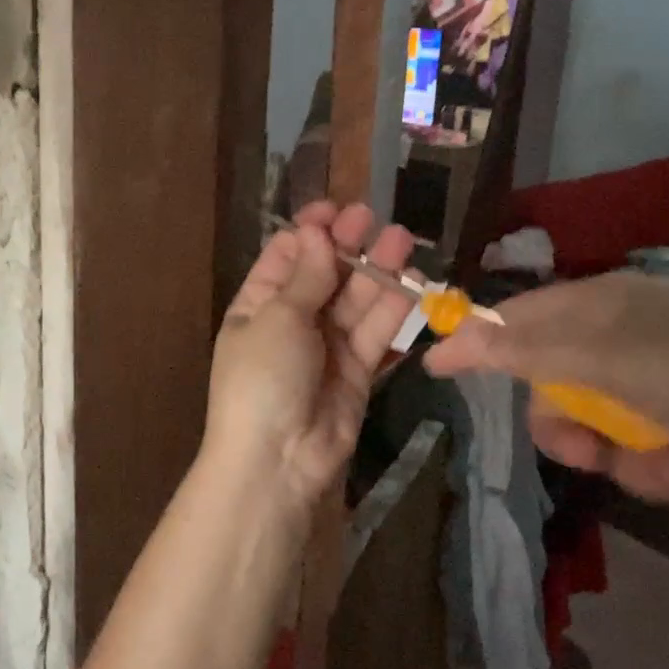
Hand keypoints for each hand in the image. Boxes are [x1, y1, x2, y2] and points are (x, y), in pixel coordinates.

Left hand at [205, 202, 415, 507]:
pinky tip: (411, 282)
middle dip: (346, 246)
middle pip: (324, 275)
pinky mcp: (357, 371)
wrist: (277, 460)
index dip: (309, 232)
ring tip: (401, 238)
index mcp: (257, 304)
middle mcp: (291, 321)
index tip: (333, 208)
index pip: (285, 258)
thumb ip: (306, 278)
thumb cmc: (262, 378)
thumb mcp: (277, 319)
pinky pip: (374, 333)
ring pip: (354, 300)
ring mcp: (325, 347)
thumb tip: (317, 233)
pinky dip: (392, 310)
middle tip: (372, 217)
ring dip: (375, 271)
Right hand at [423, 272, 668, 527]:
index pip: (518, 321)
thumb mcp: (609, 354)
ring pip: (621, 448)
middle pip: (563, 397)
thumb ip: (524, 349)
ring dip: (650, 470)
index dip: (477, 344)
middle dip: (579, 435)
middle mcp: (636, 350)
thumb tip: (446, 335)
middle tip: (595, 451)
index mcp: (605, 310)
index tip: (433, 370)